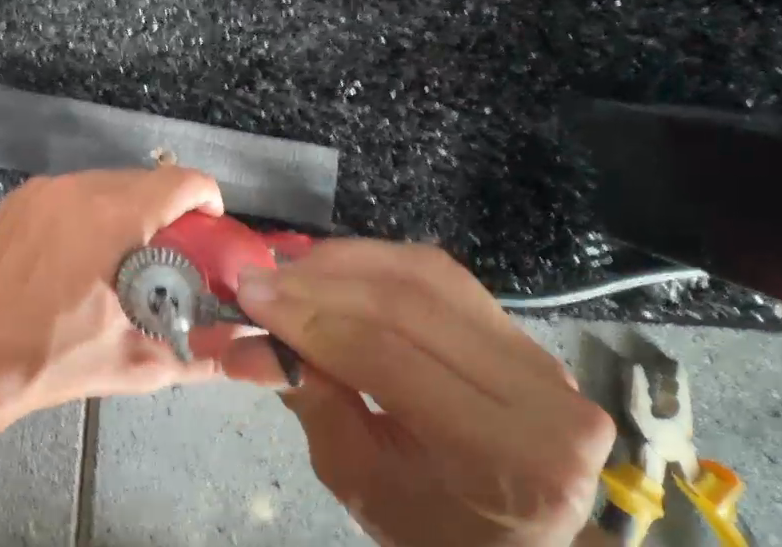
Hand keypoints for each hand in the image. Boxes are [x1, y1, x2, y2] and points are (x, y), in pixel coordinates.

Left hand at [0, 166, 254, 434]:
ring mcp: (40, 191)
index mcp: (111, 218)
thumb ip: (201, 350)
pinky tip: (81, 257)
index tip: (213, 230)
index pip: (179, 182)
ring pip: (103, 185)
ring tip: (126, 260)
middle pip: (142, 181)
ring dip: (125, 212)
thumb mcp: (135, 362)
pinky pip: (68, 195)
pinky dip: (86, 214)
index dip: (206, 200)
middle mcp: (76, 189)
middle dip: (166, 213)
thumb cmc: (52, 357)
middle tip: (175, 257)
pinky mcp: (16, 200)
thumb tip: (251, 352)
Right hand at [228, 240, 615, 546]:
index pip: (390, 360)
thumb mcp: (356, 477)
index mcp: (511, 458)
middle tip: (250, 282)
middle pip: (406, 305)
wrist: (510, 536)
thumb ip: (308, 399)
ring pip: (422, 274)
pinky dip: (371, 262)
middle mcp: (543, 397)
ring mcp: (540, 356)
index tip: (245, 301)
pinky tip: (328, 269)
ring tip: (283, 273)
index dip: (309, 322)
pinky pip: (435, 274)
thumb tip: (239, 345)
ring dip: (339, 263)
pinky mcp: (518, 330)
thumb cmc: (428, 523)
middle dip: (313, 285)